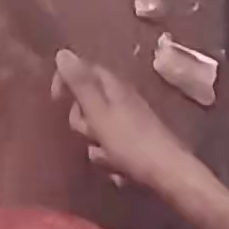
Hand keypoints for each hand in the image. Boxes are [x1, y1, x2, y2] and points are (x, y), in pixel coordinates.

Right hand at [53, 49, 200, 193]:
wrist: (172, 177)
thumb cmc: (130, 143)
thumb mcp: (98, 112)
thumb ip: (79, 83)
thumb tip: (62, 51)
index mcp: (111, 85)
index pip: (81, 69)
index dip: (65, 81)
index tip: (56, 100)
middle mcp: (121, 96)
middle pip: (87, 101)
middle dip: (82, 120)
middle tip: (90, 134)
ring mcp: (130, 119)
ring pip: (98, 126)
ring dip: (96, 143)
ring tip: (106, 156)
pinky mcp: (137, 142)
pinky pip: (112, 144)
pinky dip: (111, 157)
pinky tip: (118, 169)